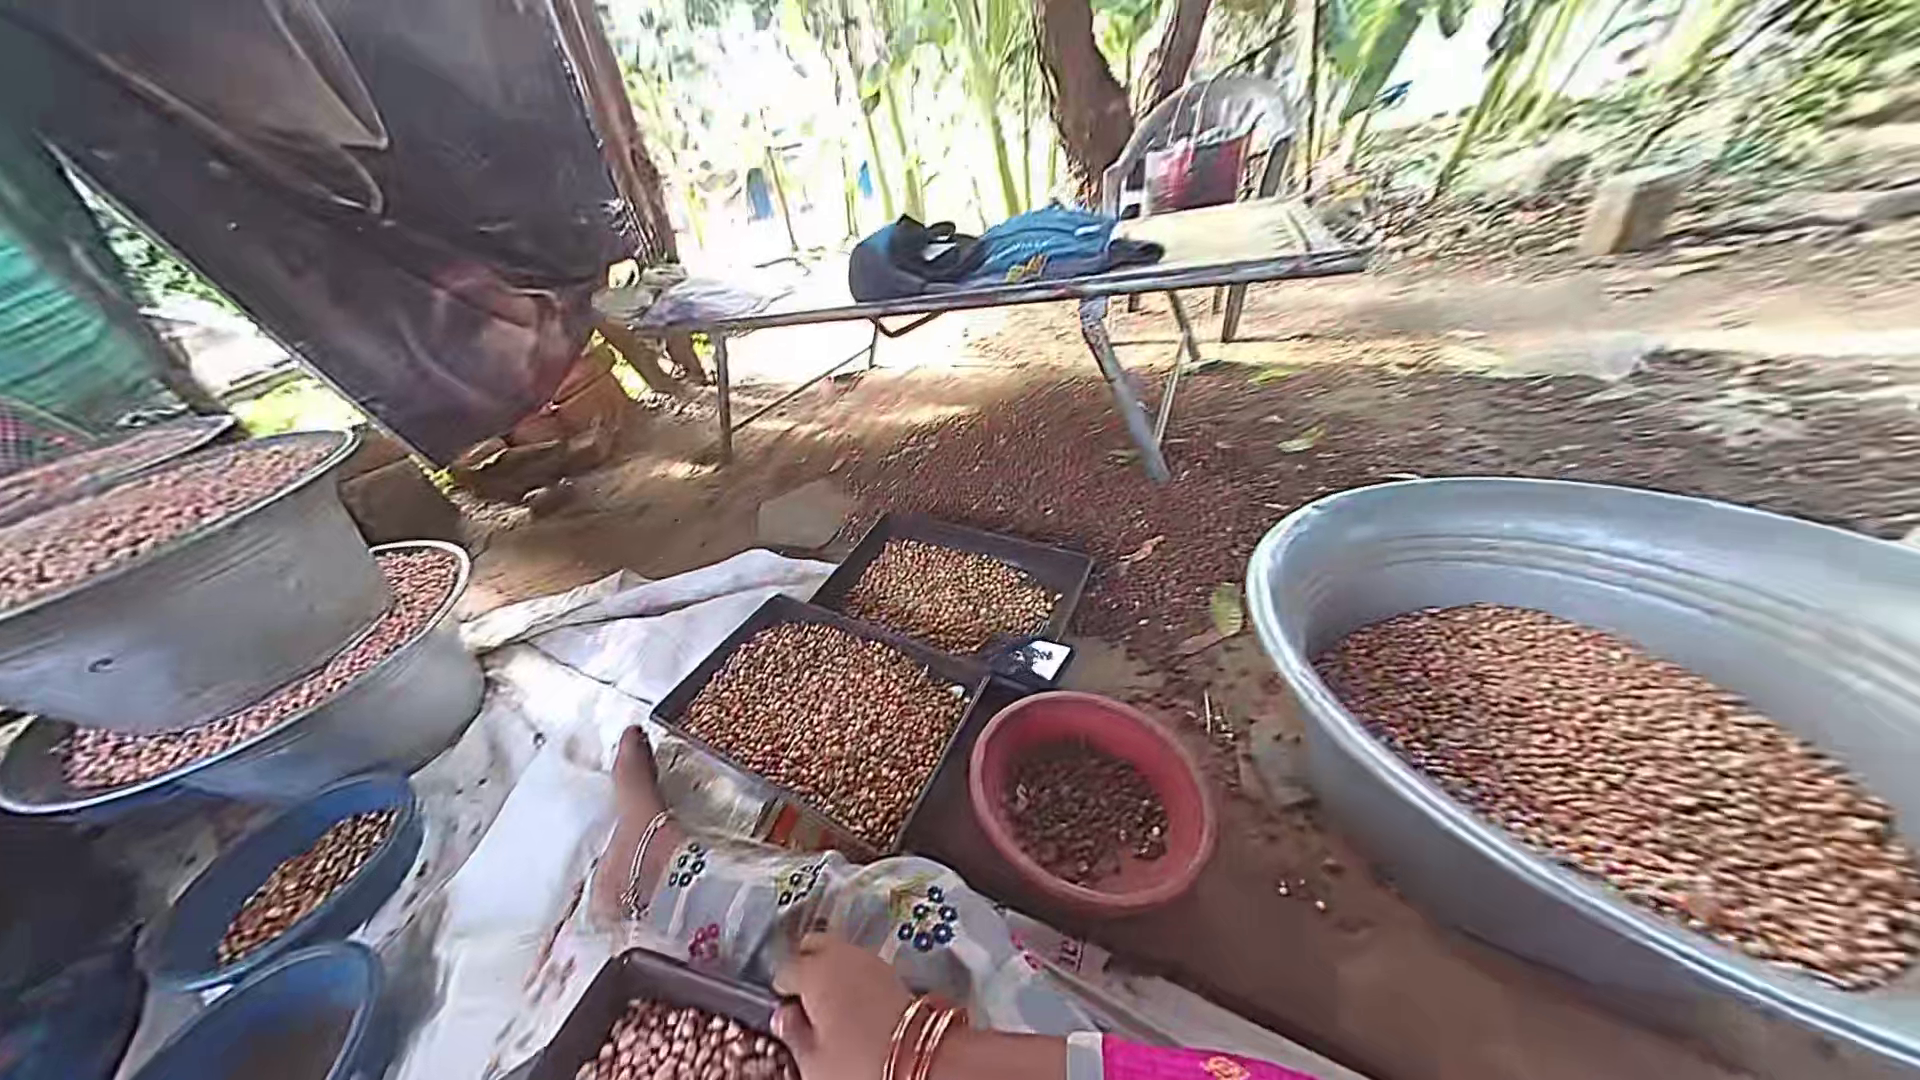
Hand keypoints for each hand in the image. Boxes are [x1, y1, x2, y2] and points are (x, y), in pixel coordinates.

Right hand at [772, 933, 914, 1079]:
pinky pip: (856, 960)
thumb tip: (782, 1014)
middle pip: (812, 945)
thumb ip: (793, 1033)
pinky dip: (848, 971)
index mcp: (814, 972)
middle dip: (803, 963)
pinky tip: (849, 998)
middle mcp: (840, 954)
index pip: (785, 967)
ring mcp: (867, 956)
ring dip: (827, 965)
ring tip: (825, 1001)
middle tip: (800, 998)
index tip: (779, 1007)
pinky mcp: (887, 966)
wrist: (916, 1056)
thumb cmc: (855, 1063)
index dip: (779, 988)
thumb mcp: (813, 1061)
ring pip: (837, 949)